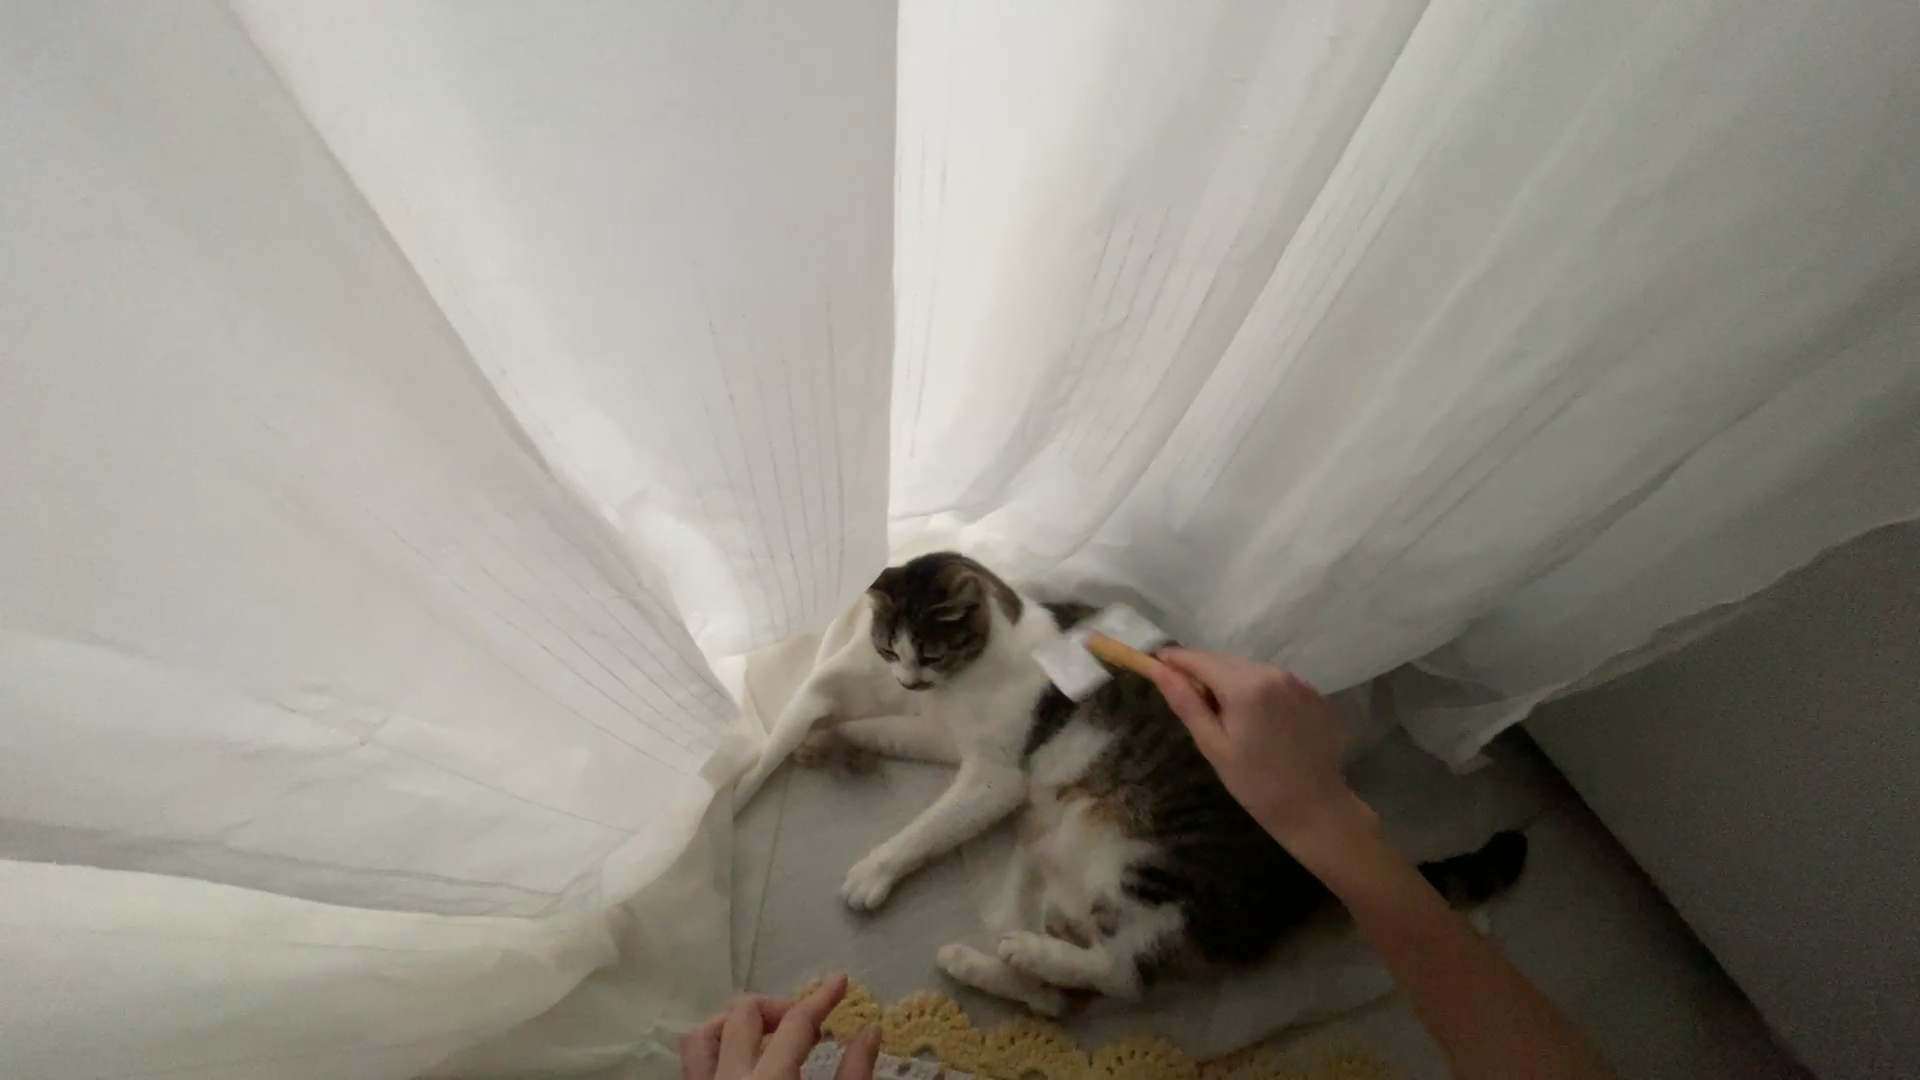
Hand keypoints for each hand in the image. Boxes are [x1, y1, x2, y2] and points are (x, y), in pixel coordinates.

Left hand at [679, 975, 880, 1079]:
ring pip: (703, 1035)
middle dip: (777, 1008)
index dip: (822, 997)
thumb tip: (871, 1031)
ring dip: (734, 1025)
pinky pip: (694, 1064)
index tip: (841, 980)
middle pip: (744, 1013)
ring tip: (765, 1038)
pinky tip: (743, 1065)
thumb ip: (853, 1076)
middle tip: (804, 1028)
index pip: (796, 1022)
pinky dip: (717, 1050)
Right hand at [1148, 649, 1372, 846]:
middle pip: (1224, 660)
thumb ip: (1185, 701)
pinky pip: (1272, 679)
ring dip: (1230, 680)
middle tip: (1189, 698)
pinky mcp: (1313, 692)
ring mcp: (1297, 681)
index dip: (1175, 660)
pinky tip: (1256, 717)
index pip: (1199, 659)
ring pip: (1248, 668)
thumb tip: (1157, 668)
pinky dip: (1256, 688)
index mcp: (1245, 686)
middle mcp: (1272, 673)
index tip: (1155, 663)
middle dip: (1203, 672)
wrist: (1315, 809)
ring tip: (1225, 712)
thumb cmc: (1255, 783)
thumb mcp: (1212, 744)